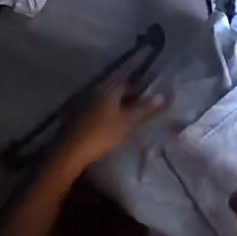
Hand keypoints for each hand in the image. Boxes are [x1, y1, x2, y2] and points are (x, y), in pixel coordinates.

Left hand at [53, 81, 167, 175]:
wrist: (74, 151)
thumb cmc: (103, 133)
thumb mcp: (127, 122)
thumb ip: (144, 109)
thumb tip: (162, 96)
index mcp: (108, 93)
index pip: (125, 84)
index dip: (137, 89)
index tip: (147, 98)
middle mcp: (97, 96)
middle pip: (115, 93)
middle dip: (128, 99)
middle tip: (141, 109)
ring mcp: (87, 107)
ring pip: (107, 104)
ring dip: (118, 108)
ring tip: (130, 119)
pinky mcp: (82, 120)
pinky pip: (100, 113)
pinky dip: (109, 116)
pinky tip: (113, 127)